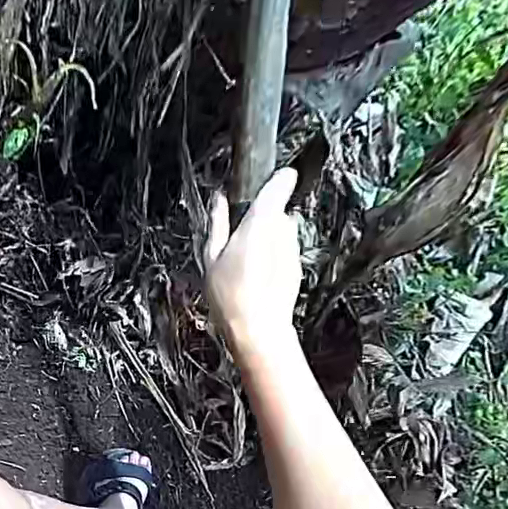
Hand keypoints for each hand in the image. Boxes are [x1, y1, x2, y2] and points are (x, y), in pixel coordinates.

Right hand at [203, 168, 301, 356]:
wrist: (257, 328)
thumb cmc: (231, 296)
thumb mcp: (211, 257)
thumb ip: (217, 223)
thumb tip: (218, 201)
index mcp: (260, 221)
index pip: (280, 183)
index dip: (276, 180)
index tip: (268, 181)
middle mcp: (282, 230)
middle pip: (275, 211)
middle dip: (261, 220)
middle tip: (238, 241)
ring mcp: (292, 249)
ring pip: (281, 232)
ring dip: (267, 240)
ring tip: (245, 264)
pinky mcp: (296, 266)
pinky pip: (284, 252)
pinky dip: (273, 258)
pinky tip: (256, 277)